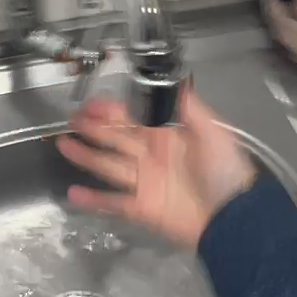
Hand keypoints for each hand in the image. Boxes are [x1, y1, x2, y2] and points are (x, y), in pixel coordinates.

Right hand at [58, 89, 256, 248]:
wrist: (233, 217)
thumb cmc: (226, 173)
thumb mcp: (213, 134)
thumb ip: (190, 109)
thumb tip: (177, 79)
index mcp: (167, 137)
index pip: (133, 118)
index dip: (112, 110)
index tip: (92, 103)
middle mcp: (151, 156)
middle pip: (115, 139)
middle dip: (93, 128)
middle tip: (71, 119)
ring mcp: (145, 182)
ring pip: (108, 166)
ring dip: (86, 156)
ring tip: (63, 145)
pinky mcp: (142, 208)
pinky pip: (113, 202)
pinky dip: (93, 199)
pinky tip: (73, 193)